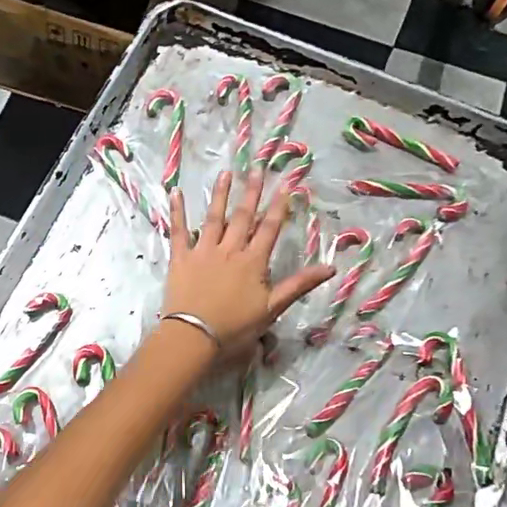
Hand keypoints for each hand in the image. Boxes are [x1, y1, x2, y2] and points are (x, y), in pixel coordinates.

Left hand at [161, 168, 332, 365]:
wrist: (193, 337)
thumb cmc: (234, 328)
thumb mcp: (271, 309)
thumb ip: (299, 285)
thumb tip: (330, 267)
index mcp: (253, 262)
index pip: (270, 229)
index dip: (279, 207)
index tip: (285, 185)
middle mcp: (229, 250)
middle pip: (243, 217)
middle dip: (251, 193)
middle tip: (257, 169)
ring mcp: (203, 252)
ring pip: (213, 218)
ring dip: (220, 194)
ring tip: (226, 173)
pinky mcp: (180, 259)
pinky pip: (178, 231)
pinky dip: (177, 211)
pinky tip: (176, 193)